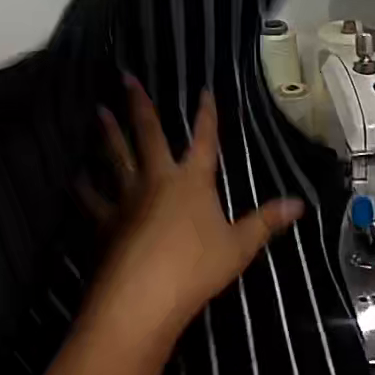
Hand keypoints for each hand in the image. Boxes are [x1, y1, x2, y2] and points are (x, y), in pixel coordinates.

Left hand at [87, 76, 302, 338]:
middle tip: (125, 78)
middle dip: (140, 105)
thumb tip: (301, 203)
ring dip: (108, 134)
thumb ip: (266, 222)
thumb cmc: (197, 267)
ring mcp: (128, 198)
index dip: (206, 115)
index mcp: (192, 181)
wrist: (145, 296)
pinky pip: (92, 199)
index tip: (203, 90)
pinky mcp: (106, 221)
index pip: (204, 140)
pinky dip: (84, 187)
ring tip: (98, 111)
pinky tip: (74, 176)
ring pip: (116, 157)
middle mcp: (158, 179)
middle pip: (149, 135)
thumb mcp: (239, 246)